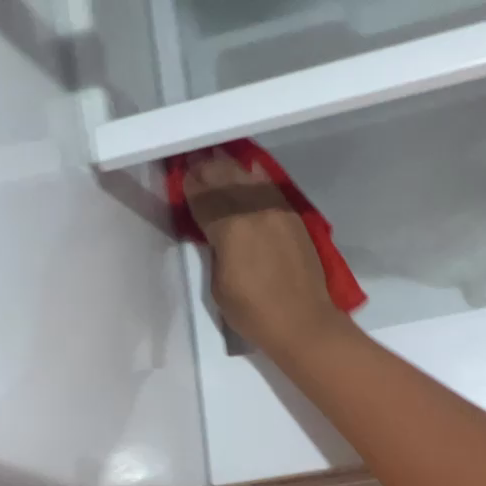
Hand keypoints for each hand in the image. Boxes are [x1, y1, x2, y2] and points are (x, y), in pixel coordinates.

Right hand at [184, 152, 350, 355]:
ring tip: (218, 163)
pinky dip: (256, 179)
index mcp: (230, 229)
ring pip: (249, 179)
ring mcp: (277, 211)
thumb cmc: (254, 313)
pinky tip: (250, 173)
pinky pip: (270, 189)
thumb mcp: (219, 286)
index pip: (204, 199)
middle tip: (195, 164)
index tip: (183, 177)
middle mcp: (253, 210)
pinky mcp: (293, 218)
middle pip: (226, 181)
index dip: (191, 187)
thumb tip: (214, 234)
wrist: (302, 321)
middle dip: (208, 172)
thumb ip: (214, 251)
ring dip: (230, 170)